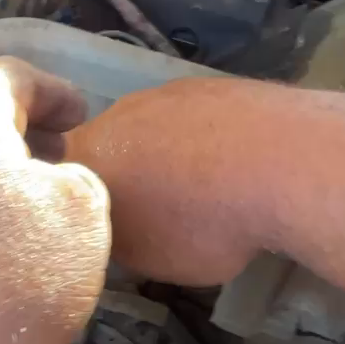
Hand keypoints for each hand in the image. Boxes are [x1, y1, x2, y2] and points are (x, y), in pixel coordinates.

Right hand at [63, 78, 271, 286]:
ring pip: (154, 130)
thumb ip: (113, 241)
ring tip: (205, 193)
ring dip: (169, 157)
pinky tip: (237, 171)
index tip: (102, 227)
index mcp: (86, 154)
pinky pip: (198, 121)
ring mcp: (167, 93)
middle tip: (154, 214)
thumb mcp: (143, 258)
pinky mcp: (214, 85)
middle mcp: (117, 114)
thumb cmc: (198, 222)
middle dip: (126, 177)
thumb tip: (114, 231)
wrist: (283, 163)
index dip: (79, 203)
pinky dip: (208, 143)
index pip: (62, 176)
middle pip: (108, 148)